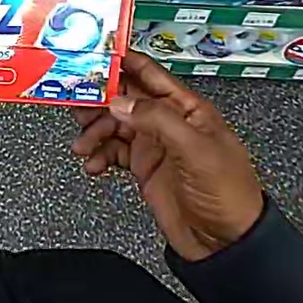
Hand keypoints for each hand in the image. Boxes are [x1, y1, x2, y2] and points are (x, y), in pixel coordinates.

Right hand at [71, 51, 263, 261]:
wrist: (226, 246)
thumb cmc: (227, 192)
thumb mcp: (195, 150)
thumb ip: (157, 120)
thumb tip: (120, 102)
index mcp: (184, 107)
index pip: (148, 73)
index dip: (122, 61)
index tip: (93, 56)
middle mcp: (166, 120)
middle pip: (124, 97)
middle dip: (98, 97)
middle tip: (74, 101)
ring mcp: (154, 144)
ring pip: (114, 124)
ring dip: (94, 130)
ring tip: (82, 144)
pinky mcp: (144, 167)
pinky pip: (113, 152)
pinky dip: (99, 155)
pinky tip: (93, 164)